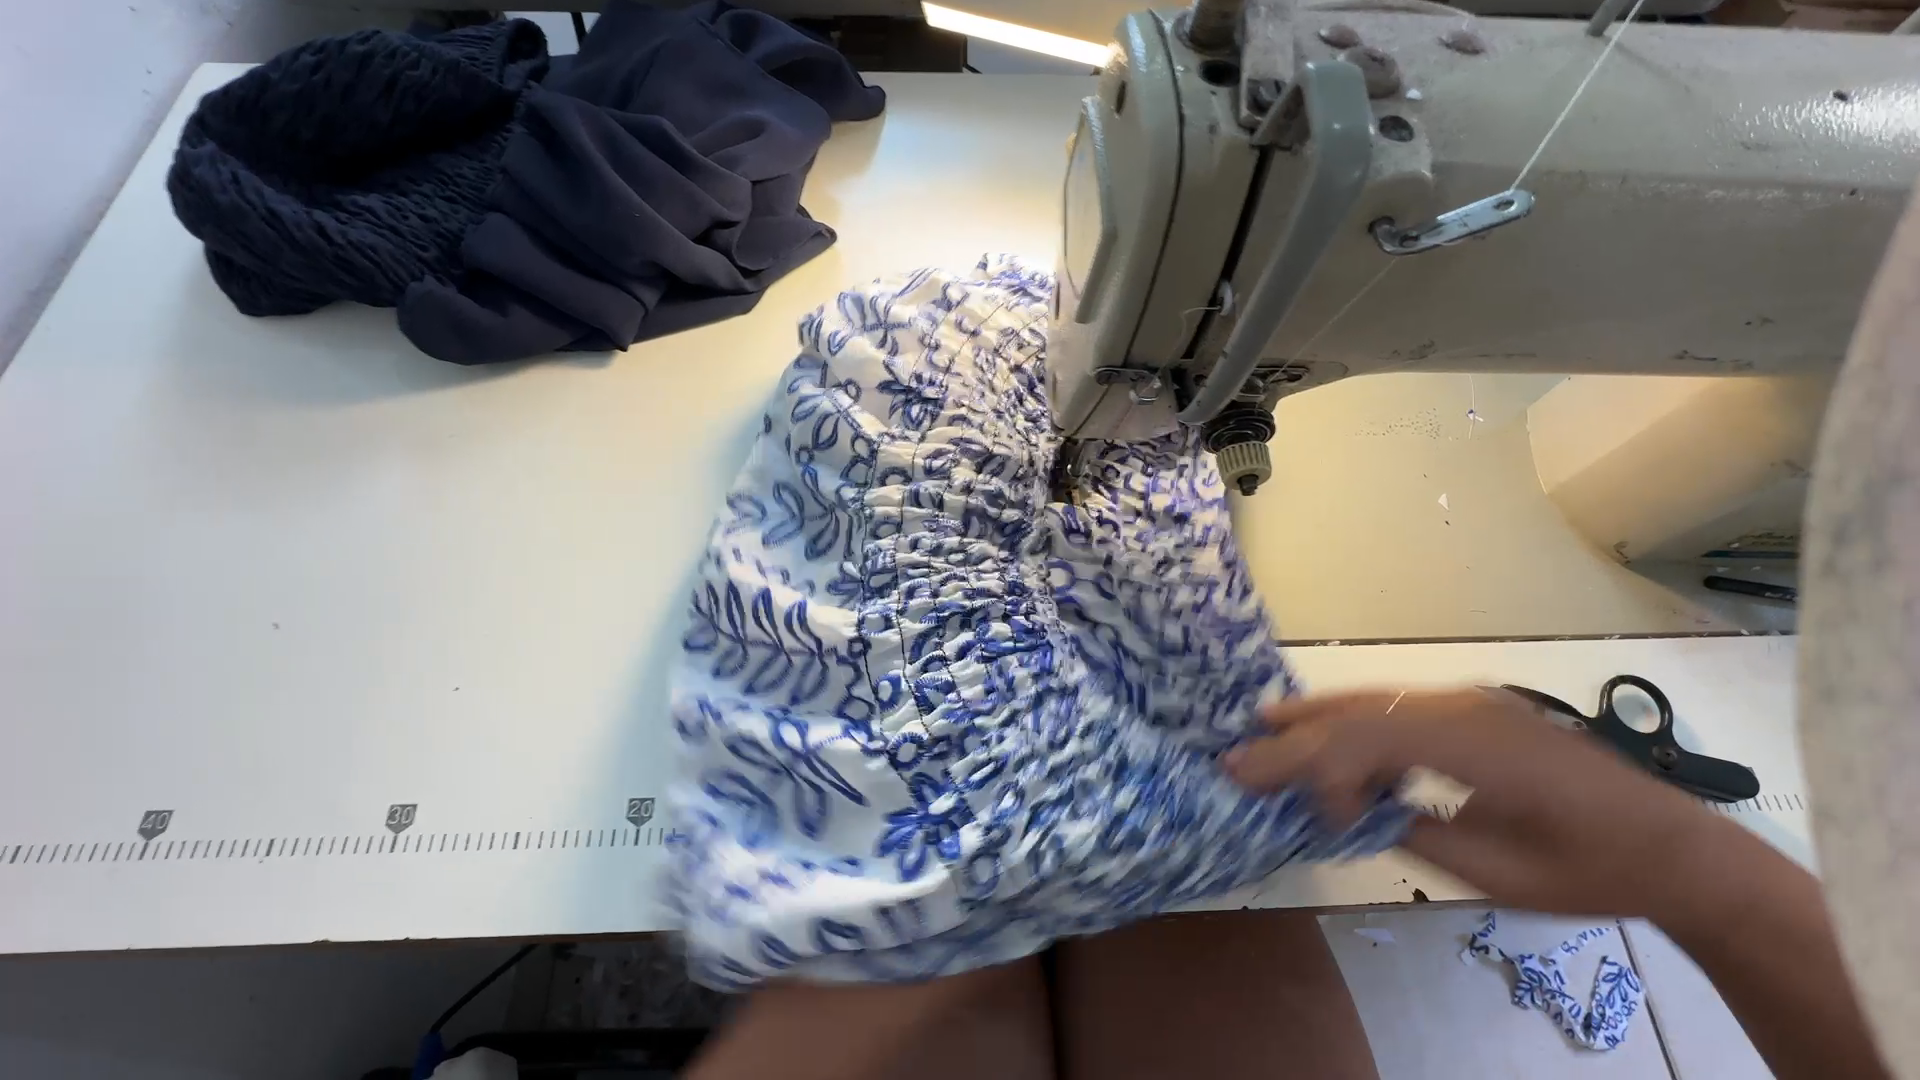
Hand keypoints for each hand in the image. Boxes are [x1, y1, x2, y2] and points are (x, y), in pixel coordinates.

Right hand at [1223, 687, 1731, 918]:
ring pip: (1374, 701)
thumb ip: (1414, 830)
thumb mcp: (1495, 869)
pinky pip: (1398, 708)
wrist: (1680, 849)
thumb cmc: (1591, 868)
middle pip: (1358, 712)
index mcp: (1470, 743)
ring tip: (1265, 724)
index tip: (1307, 817)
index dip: (1318, 772)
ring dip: (1317, 717)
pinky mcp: (1477, 712)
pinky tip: (1330, 727)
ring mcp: (1470, 703)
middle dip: (1294, 736)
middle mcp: (1461, 707)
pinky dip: (1353, 720)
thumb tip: (1354, 813)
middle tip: (1237, 755)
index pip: (1364, 740)